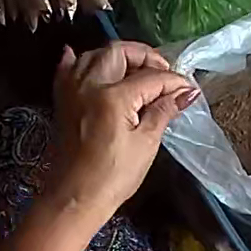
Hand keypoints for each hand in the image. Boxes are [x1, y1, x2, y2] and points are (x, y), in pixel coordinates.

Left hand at [48, 42, 197, 218]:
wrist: (75, 197)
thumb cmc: (113, 176)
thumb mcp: (146, 144)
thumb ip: (163, 111)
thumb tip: (185, 93)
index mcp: (112, 97)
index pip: (150, 78)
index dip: (173, 81)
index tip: (188, 89)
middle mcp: (89, 85)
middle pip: (119, 52)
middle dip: (145, 57)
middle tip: (163, 73)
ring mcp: (71, 91)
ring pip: (93, 55)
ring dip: (117, 56)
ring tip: (136, 70)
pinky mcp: (62, 102)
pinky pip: (67, 69)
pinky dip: (78, 60)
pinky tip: (83, 58)